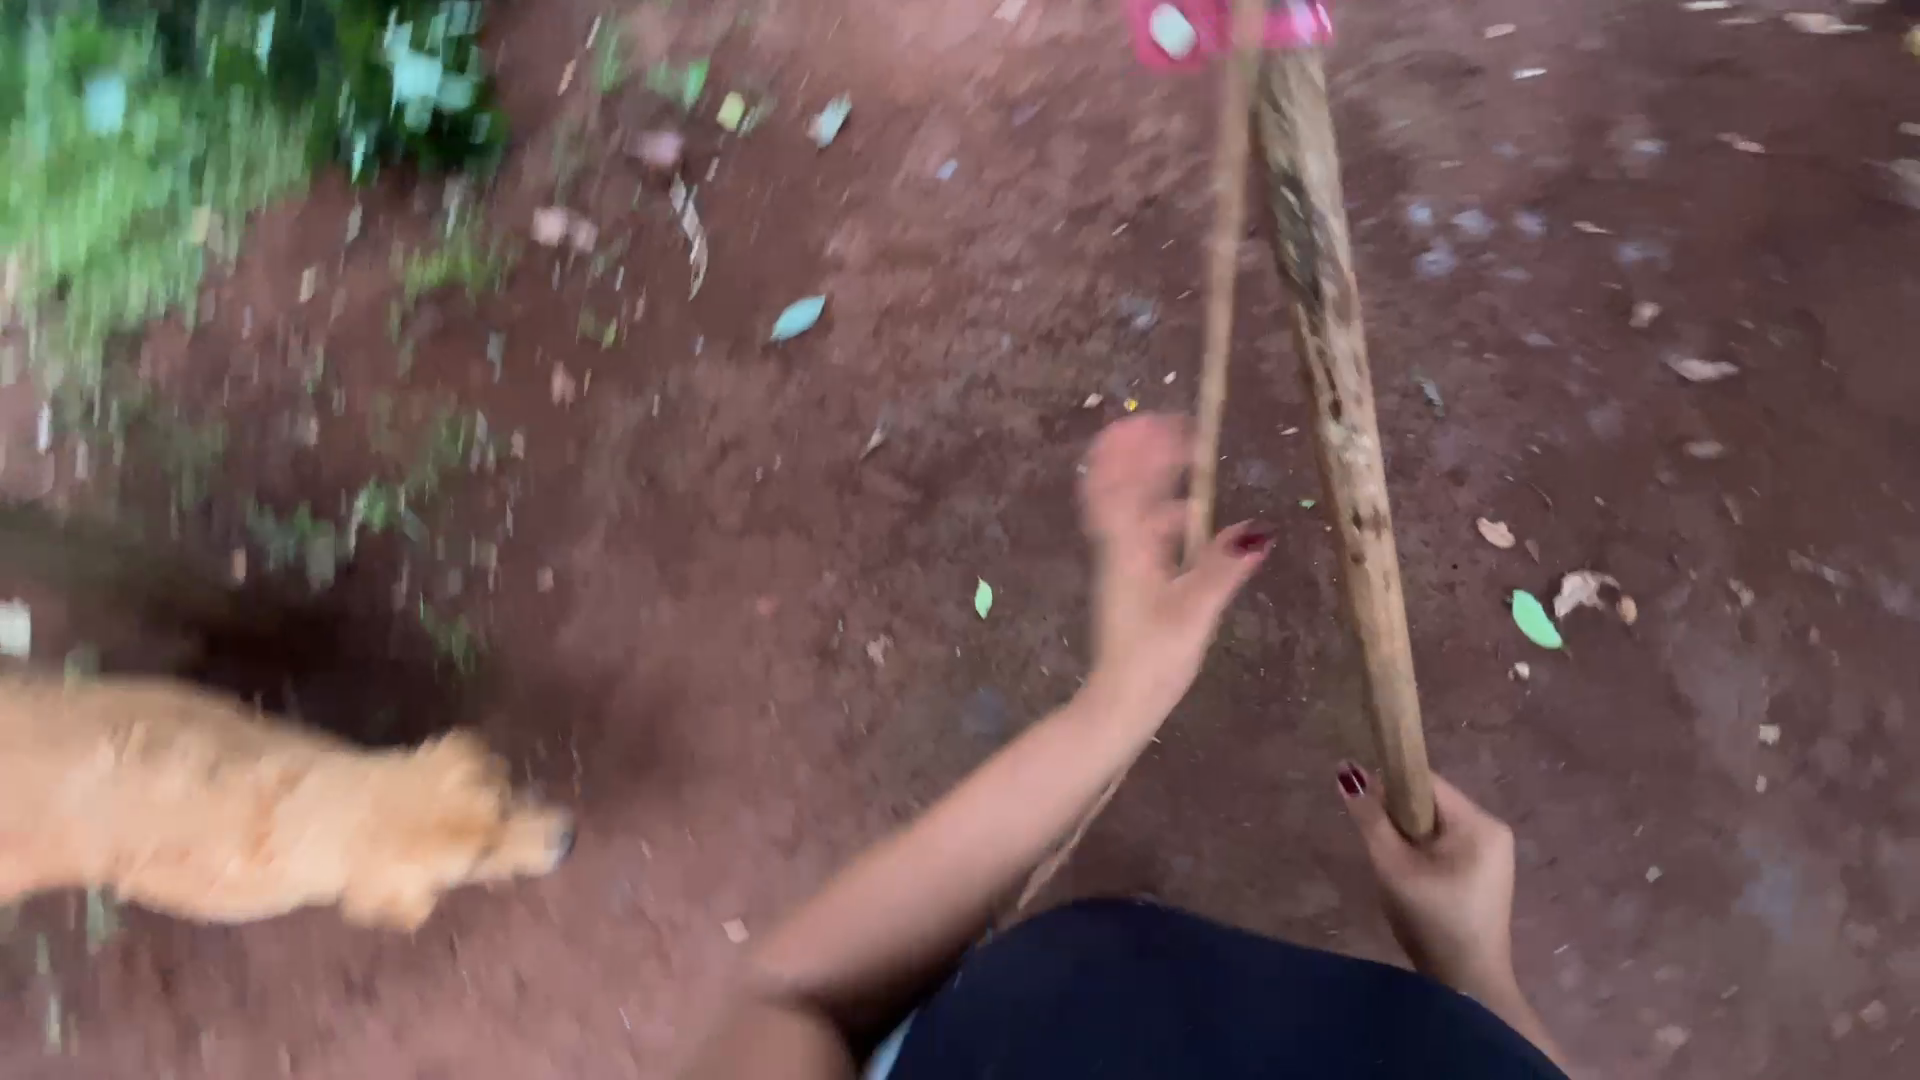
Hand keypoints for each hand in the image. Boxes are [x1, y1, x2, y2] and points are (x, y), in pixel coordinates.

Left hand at [1079, 414, 1271, 723]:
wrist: (1121, 699)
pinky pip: (1138, 533)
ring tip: (1176, 456)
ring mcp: (1120, 566)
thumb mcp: (1193, 612)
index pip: (1127, 486)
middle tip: (1158, 422)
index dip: (1142, 452)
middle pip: (1120, 488)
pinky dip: (1156, 513)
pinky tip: (1182, 519)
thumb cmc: (1153, 658)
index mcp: (1128, 550)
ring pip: (1129, 510)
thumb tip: (1258, 530)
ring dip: (1147, 479)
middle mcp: (1118, 550)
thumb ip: (1223, 569)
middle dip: (1137, 453)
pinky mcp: (1129, 583)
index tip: (1166, 423)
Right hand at [1338, 766, 1517, 1000]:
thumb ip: (1369, 815)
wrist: (1467, 984)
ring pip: (1430, 820)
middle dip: (1396, 816)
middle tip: (1381, 847)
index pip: (1423, 780)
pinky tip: (1410, 874)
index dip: (1388, 786)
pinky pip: (1440, 839)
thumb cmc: (1431, 919)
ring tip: (1394, 864)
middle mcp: (1491, 829)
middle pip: (1426, 800)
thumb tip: (1346, 770)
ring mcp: (1490, 850)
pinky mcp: (1482, 868)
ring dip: (1404, 834)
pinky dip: (1418, 848)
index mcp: (1479, 823)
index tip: (1364, 808)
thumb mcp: (1391, 863)